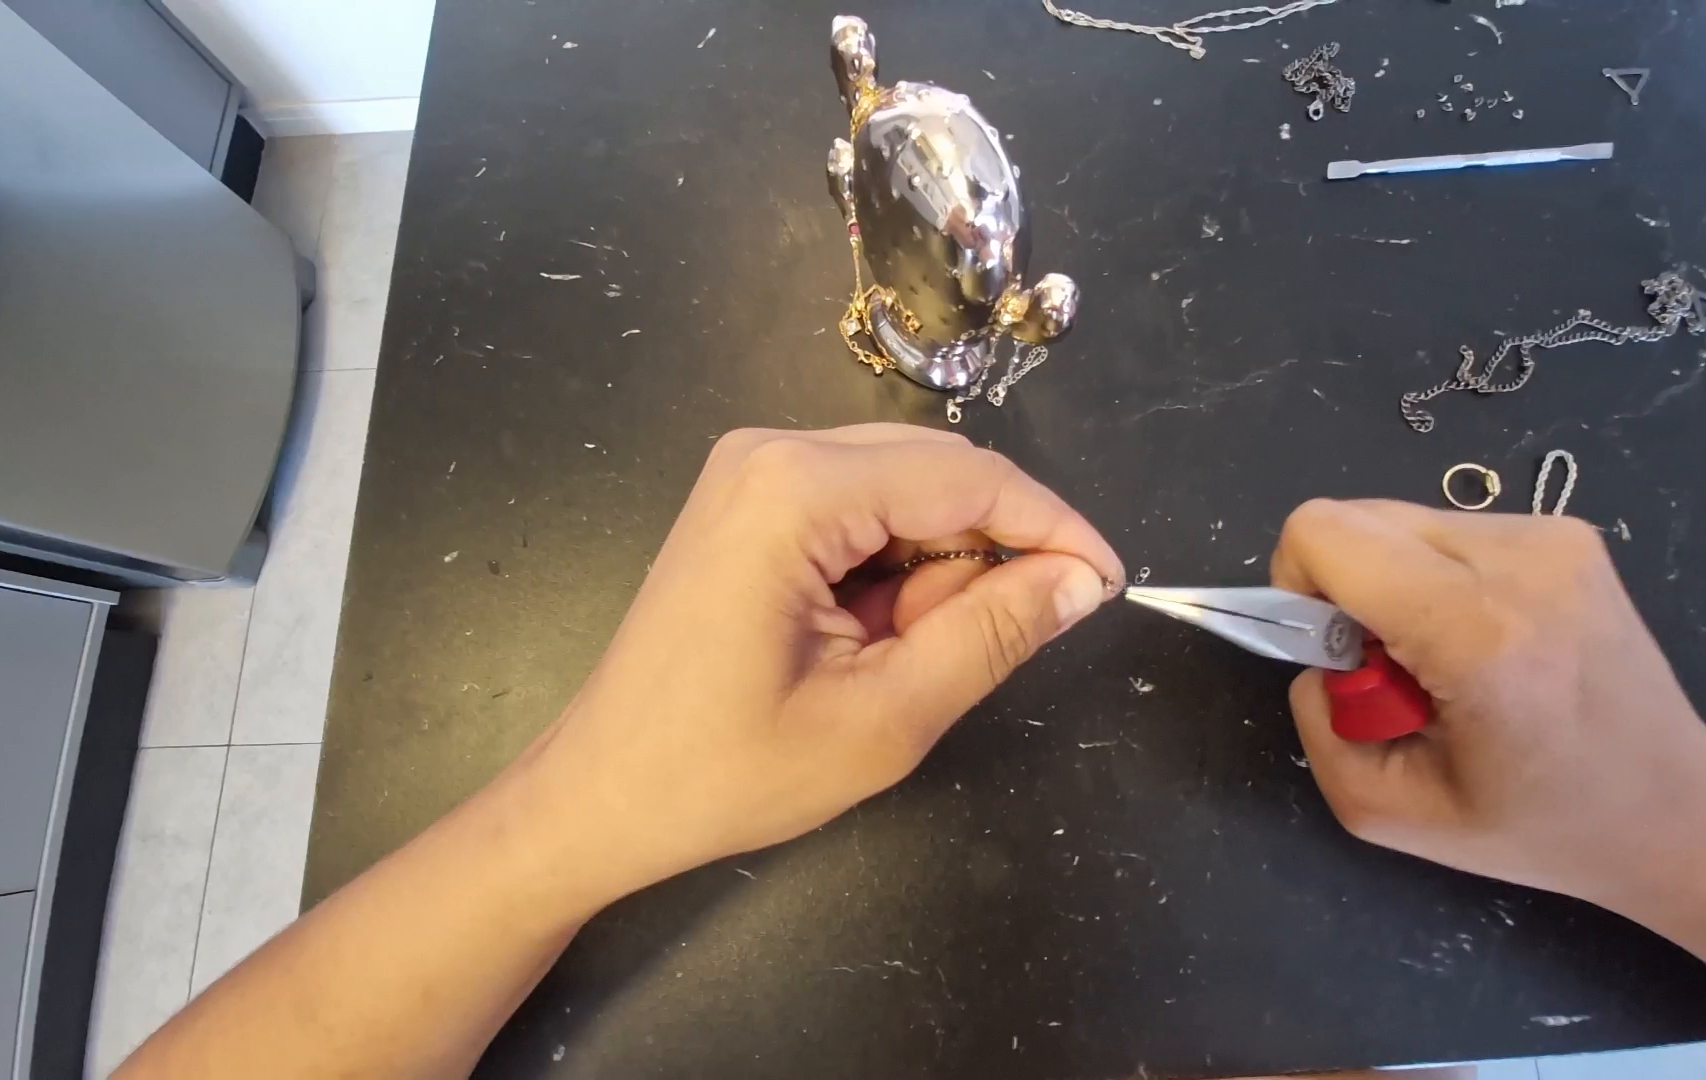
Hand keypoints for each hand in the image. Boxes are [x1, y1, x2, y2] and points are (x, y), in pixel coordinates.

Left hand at [530, 425, 1122, 904]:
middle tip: (997, 640)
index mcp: (797, 488)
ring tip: (907, 653)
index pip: (967, 477)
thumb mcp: (884, 718)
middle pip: (935, 474)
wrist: (601, 793)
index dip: (1052, 525)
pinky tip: (873, 632)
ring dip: (937, 568)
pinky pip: (861, 510)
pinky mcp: (752, 500)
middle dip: (987, 553)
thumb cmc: (730, 771)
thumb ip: (992, 635)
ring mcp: (755, 470)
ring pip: (904, 493)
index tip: (1105, 582)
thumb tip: (1078, 581)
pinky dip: (894, 567)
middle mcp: (773, 451)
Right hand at [1271, 499, 1705, 907]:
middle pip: (1347, 519)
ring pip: (1388, 522)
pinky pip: (1436, 529)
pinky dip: (1422, 574)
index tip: (1331, 645)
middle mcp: (1518, 561)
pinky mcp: (1563, 533)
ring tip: (1429, 649)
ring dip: (1380, 581)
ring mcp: (1550, 538)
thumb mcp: (1378, 806)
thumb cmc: (1529, 825)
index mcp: (1473, 631)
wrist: (1678, 815)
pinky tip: (1468, 631)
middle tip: (1377, 655)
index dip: (1294, 582)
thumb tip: (1321, 651)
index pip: (1322, 534)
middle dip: (1334, 583)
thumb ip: (1314, 718)